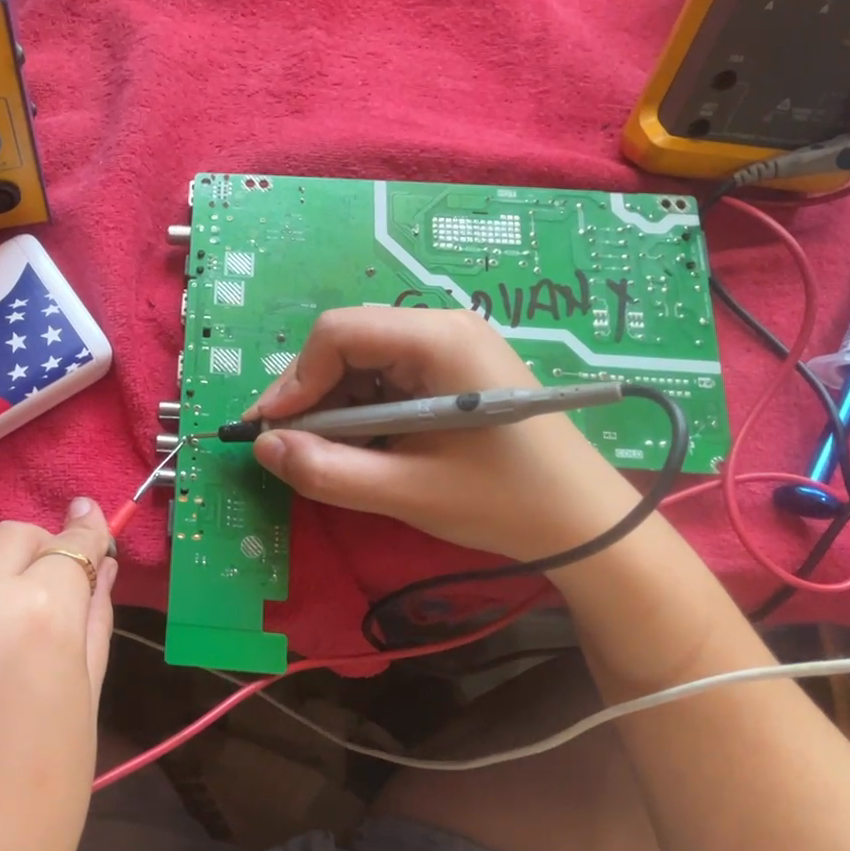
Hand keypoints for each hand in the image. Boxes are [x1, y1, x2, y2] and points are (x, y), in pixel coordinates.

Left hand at [0, 500, 115, 850]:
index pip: (68, 543)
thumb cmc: (30, 824)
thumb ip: (91, 629)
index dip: (84, 534)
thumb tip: (96, 571)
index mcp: (37, 616)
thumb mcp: (82, 721)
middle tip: (44, 598)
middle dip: (33, 553)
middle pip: (6, 538)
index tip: (89, 526)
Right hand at [248, 308, 640, 560]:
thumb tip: (262, 448)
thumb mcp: (406, 491)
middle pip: (346, 344)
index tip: (269, 431)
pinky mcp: (451, 373)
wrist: (587, 522)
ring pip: (360, 364)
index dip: (294, 381)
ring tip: (321, 455)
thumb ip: (327, 471)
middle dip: (308, 396)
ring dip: (331, 408)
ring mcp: (449, 348)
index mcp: (437, 339)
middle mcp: (441, 327)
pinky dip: (359, 414)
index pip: (338, 333)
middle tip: (284, 447)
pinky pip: (384, 380)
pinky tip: (359, 449)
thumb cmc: (503, 501)